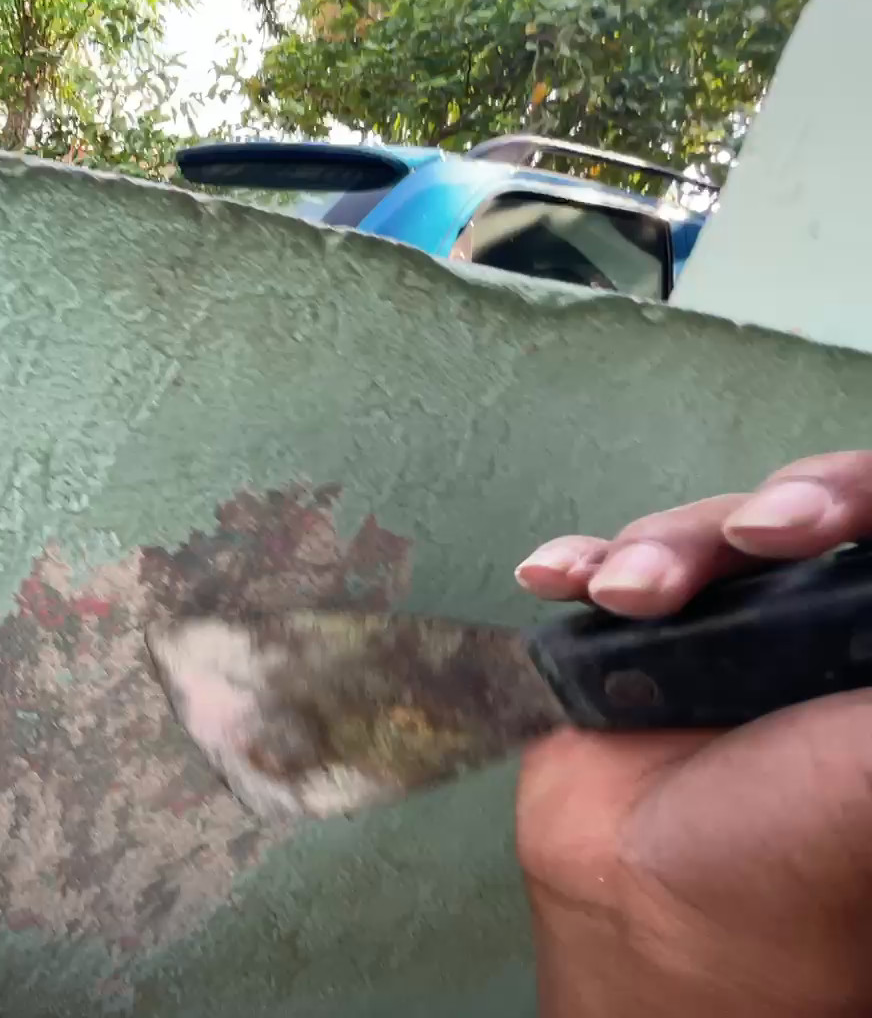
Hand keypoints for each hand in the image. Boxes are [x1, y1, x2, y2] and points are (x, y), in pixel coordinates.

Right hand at [514, 452, 871, 1017]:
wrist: (643, 893)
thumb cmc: (793, 846)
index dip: (853, 493)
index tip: (810, 523)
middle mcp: (815, 620)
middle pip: (786, 511)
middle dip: (749, 516)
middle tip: (747, 536)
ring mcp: (713, 625)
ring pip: (685, 535)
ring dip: (645, 547)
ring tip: (616, 595)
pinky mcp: (621, 635)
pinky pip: (595, 567)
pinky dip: (570, 560)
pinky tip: (546, 576)